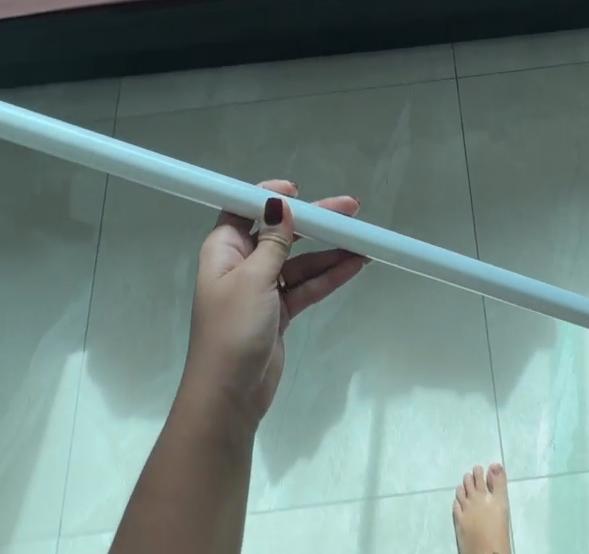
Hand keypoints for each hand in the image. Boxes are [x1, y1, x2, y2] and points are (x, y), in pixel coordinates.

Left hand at [180, 180, 369, 428]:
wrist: (229, 396)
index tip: (298, 190)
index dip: (269, 196)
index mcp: (224, 250)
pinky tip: (356, 265)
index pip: (245, 210)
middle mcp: (242, 264)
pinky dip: (329, 276)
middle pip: (281, 233)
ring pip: (300, 260)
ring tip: (363, 241)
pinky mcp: (279, 312)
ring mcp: (262, 289)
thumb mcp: (254, 279)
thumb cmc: (233, 330)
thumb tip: (280, 204)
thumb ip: (273, 242)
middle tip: (350, 209)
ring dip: (329, 251)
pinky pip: (307, 285)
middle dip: (314, 222)